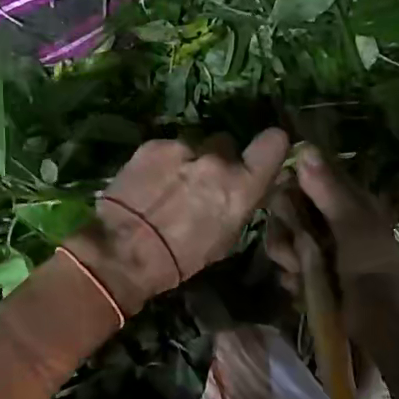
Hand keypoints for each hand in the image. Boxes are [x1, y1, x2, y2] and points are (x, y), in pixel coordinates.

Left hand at [65, 130, 289, 313]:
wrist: (124, 252)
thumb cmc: (184, 257)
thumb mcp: (229, 235)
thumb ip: (243, 201)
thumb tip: (251, 186)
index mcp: (242, 185)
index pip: (274, 142)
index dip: (271, 145)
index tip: (264, 153)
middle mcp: (218, 159)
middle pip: (227, 144)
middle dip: (220, 159)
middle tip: (204, 182)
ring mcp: (183, 147)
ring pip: (195, 145)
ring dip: (190, 160)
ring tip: (172, 186)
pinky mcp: (153, 145)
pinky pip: (168, 148)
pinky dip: (164, 162)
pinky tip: (151, 183)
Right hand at [265, 145, 398, 287]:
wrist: (382, 329)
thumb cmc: (374, 270)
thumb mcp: (353, 227)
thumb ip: (328, 191)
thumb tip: (305, 149)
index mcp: (349, 203)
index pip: (308, 181)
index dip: (290, 190)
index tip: (282, 204)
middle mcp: (333, 222)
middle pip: (290, 212)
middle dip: (286, 233)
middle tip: (295, 252)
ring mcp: (323, 251)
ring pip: (285, 242)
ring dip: (288, 260)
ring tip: (300, 277)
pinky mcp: (314, 278)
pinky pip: (288, 269)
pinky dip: (293, 280)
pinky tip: (302, 292)